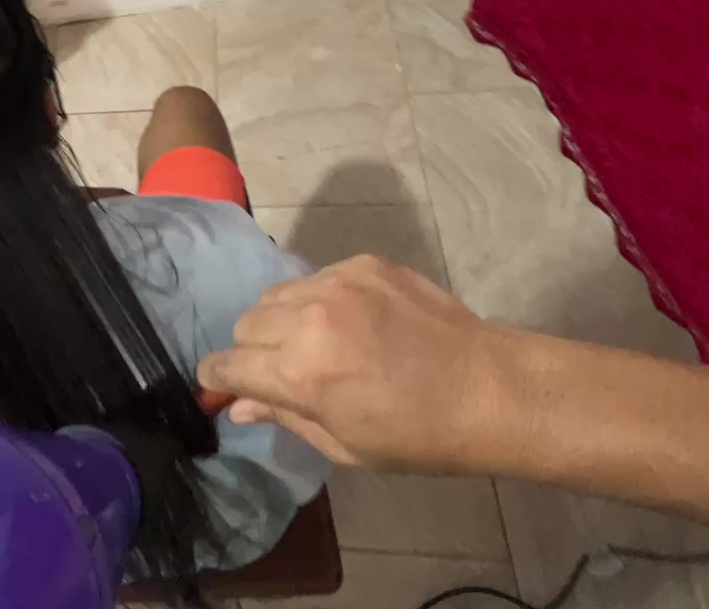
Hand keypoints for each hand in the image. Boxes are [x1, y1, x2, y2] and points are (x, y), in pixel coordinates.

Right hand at [197, 255, 536, 472]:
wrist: (491, 388)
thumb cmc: (418, 435)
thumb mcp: (345, 444)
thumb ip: (283, 416)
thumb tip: (238, 406)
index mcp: (301, 371)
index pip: (228, 364)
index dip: (217, 378)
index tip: (218, 384)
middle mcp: (308, 317)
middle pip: (244, 322)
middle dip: (251, 349)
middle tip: (281, 369)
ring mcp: (336, 282)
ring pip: (274, 294)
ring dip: (279, 320)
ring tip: (314, 340)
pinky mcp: (361, 263)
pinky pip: (315, 278)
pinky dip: (318, 300)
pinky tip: (351, 321)